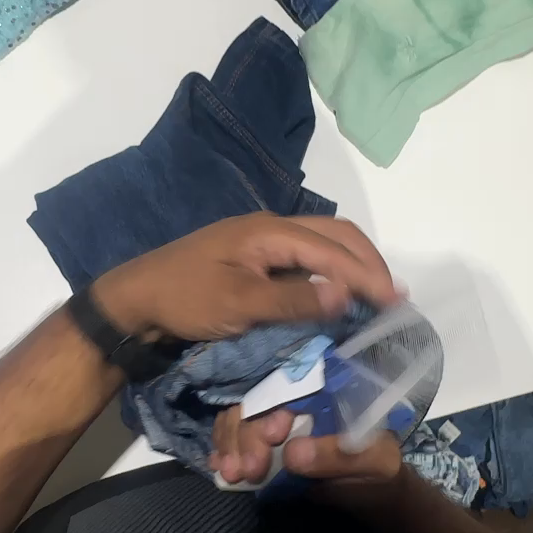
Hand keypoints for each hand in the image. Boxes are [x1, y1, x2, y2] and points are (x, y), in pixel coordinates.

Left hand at [90, 214, 399, 342]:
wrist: (135, 300)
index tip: (397, 304)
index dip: (367, 275)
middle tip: (393, 298)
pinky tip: (339, 294)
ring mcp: (263, 241)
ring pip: (322, 242)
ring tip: (376, 295)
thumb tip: (347, 295)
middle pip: (335, 234)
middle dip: (368, 262)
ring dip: (352, 264)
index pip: (332, 249)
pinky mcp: (256, 258)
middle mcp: (271, 227)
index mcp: (269, 231)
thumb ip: (293, 300)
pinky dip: (330, 272)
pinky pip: (305, 257)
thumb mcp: (238, 304)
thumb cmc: (185, 299)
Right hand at [209, 405, 403, 497]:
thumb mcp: (373, 463)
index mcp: (323, 392)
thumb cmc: (379, 473)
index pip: (288, 386)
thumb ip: (338, 456)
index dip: (272, 406)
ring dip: (229, 444)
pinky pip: (232, 439)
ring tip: (231, 474)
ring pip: (237, 418)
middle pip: (256, 403)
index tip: (273, 436)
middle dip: (246, 434)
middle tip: (249, 470)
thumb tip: (292, 453)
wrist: (373, 498)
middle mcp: (293, 401)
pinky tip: (219, 467)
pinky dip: (222, 450)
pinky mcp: (261, 446)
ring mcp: (273, 422)